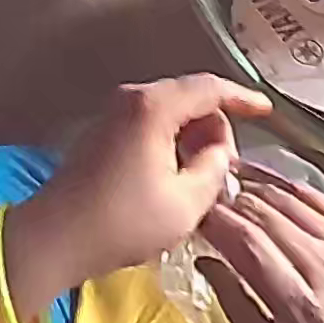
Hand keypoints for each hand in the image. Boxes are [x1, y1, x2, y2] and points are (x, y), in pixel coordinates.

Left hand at [16, 75, 271, 289]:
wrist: (57, 234)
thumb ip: (213, 167)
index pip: (208, 87)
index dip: (242, 97)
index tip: (266, 110)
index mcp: (153, 106)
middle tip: (227, 165)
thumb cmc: (123, 221)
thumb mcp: (185, 203)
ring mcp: (113, 110)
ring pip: (169, 109)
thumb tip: (218, 148)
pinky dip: (170, 138)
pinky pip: (149, 120)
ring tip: (204, 174)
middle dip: (215, 124)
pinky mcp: (104, 128)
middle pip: (187, 96)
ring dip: (192, 134)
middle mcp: (131, 97)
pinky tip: (177, 171)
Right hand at [198, 164, 323, 322]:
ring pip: (281, 196)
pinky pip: (309, 193)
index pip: (245, 240)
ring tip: (222, 190)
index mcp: (301, 307)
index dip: (211, 219)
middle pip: (259, 211)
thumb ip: (236, 308)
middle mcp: (323, 267)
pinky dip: (278, 182)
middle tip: (200, 202)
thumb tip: (205, 262)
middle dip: (223, 201)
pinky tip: (257, 180)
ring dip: (246, 188)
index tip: (190, 215)